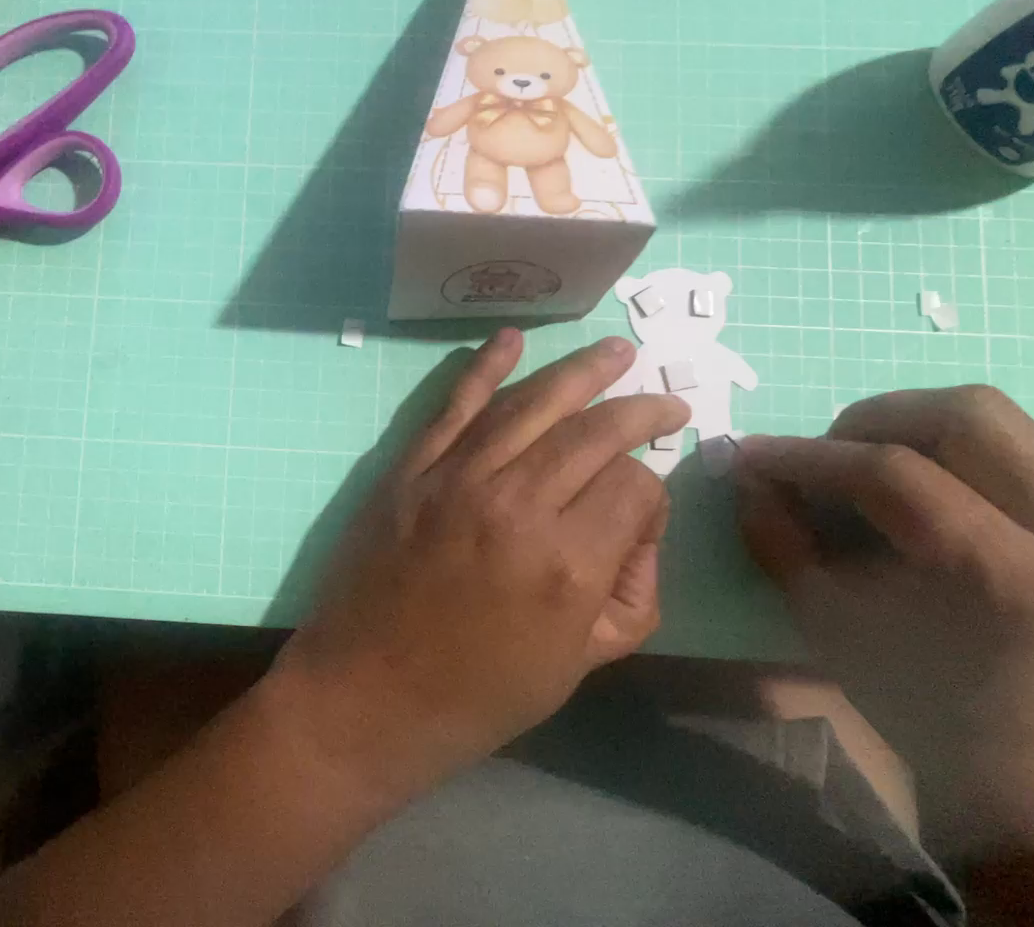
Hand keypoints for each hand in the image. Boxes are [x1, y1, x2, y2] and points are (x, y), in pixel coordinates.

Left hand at [268, 329, 688, 795]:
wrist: (367, 693)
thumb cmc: (478, 694)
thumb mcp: (581, 664)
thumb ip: (630, 591)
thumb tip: (635, 525)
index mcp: (568, 563)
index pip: (635, 487)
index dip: (650, 498)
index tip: (637, 517)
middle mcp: (516, 504)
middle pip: (592, 432)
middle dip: (638, 411)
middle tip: (666, 401)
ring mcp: (455, 479)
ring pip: (530, 405)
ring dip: (579, 372)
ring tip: (615, 351)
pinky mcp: (408, 470)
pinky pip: (453, 406)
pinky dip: (483, 368)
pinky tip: (512, 339)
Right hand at [732, 387, 1033, 826]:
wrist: (1032, 752)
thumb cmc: (915, 698)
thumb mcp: (825, 620)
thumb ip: (779, 536)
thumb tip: (745, 471)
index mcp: (1004, 578)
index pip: (893, 473)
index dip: (806, 457)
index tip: (750, 456)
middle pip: (964, 414)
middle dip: (869, 420)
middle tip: (822, 457)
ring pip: (991, 414)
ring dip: (906, 423)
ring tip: (862, 463)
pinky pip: (1010, 443)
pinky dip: (942, 446)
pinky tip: (912, 485)